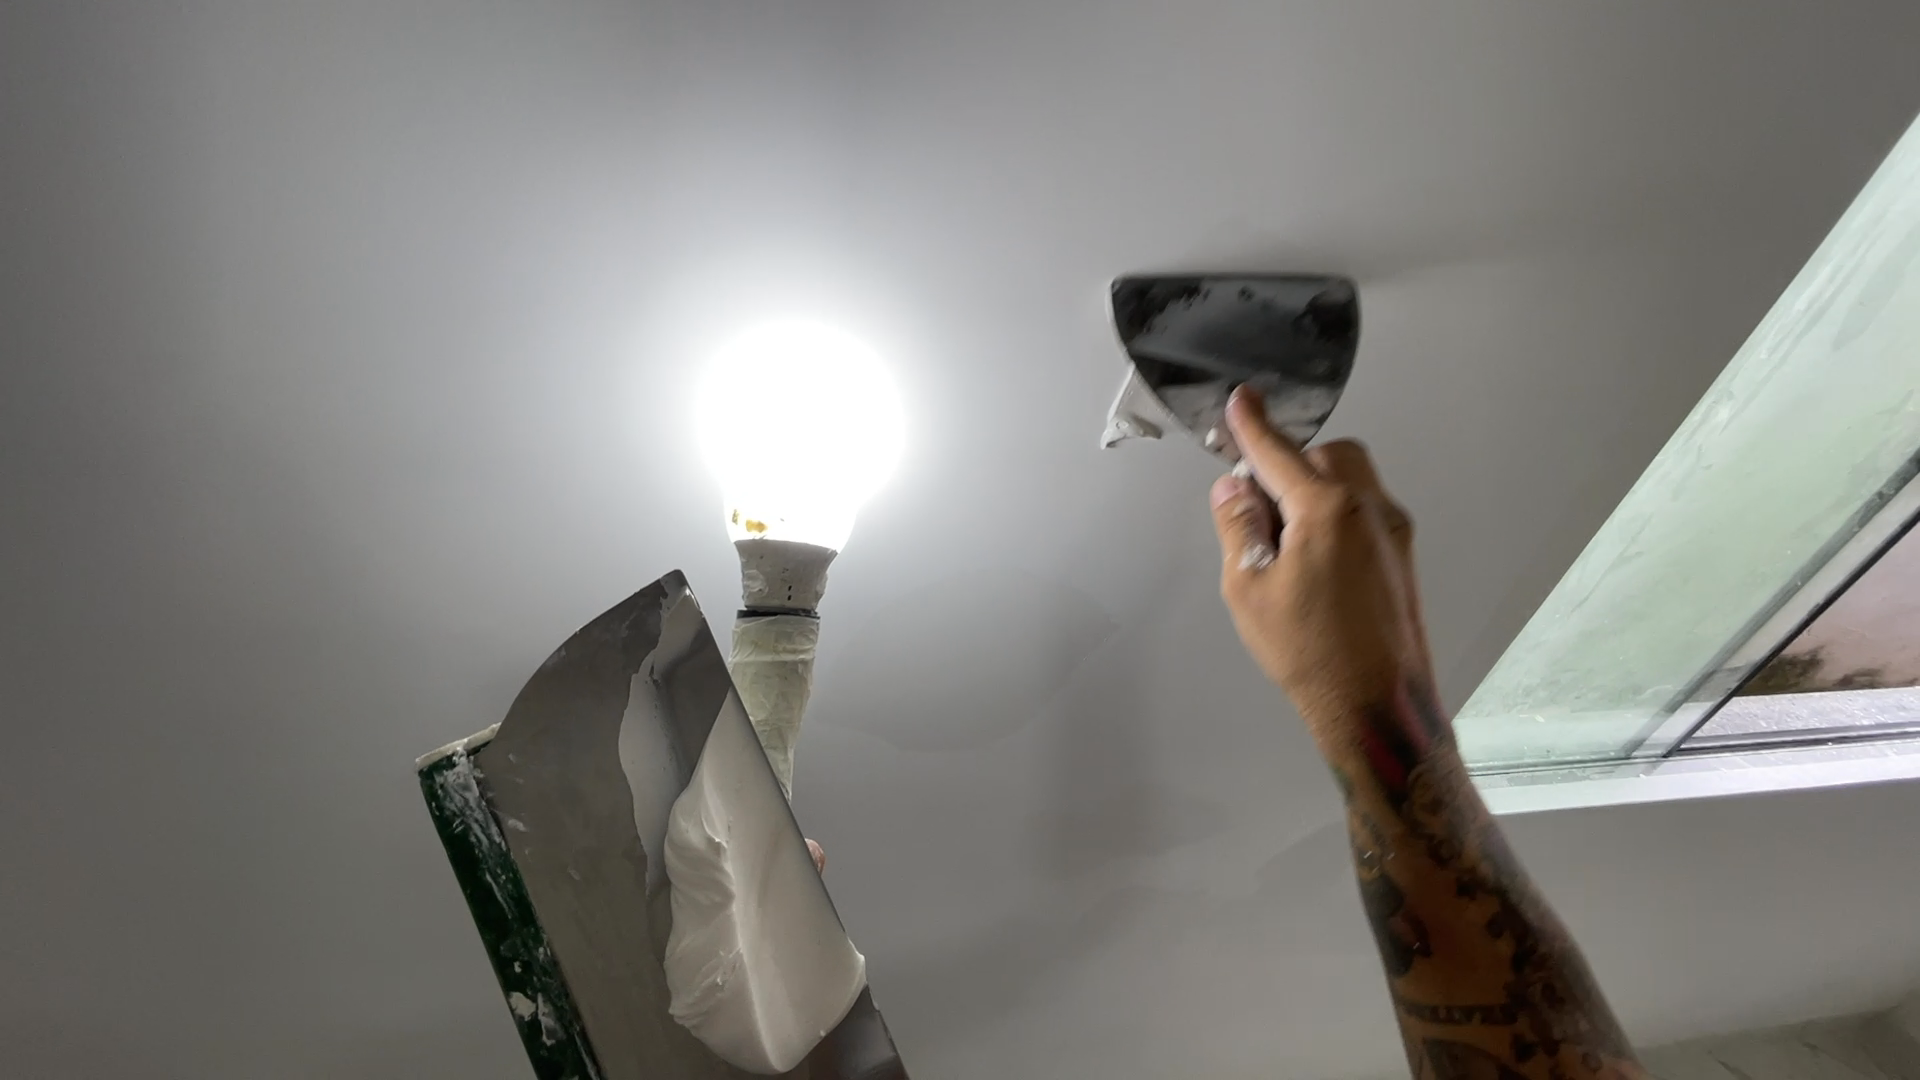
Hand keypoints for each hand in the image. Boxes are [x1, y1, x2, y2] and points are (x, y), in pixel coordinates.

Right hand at [1208, 386, 1433, 745]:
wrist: (1377, 703)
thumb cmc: (1305, 649)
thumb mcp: (1248, 588)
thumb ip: (1239, 526)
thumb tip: (1233, 488)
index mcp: (1326, 511)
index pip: (1278, 453)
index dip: (1252, 426)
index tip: (1240, 400)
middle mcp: (1368, 509)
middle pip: (1326, 454)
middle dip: (1289, 462)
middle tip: (1256, 501)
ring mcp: (1393, 531)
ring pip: (1350, 477)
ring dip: (1313, 484)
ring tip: (1283, 535)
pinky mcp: (1402, 554)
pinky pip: (1363, 506)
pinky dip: (1332, 509)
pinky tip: (1311, 555)